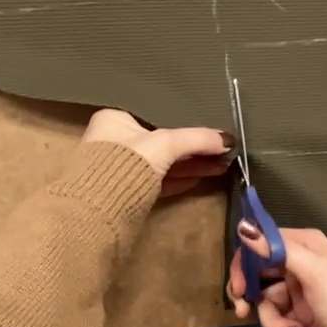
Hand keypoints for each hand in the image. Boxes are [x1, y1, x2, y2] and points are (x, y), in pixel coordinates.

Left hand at [81, 109, 232, 197]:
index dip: (185, 119)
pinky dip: (180, 177)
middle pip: (163, 139)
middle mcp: (116, 140)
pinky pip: (160, 179)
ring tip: (222, 164)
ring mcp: (121, 167)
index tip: (210, 124)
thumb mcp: (165, 144)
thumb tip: (228, 139)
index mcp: (116, 118)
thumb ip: (196, 139)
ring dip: (192, 164)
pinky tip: (202, 178)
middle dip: (194, 146)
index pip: (157, 114)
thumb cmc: (126, 164)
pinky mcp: (129, 190)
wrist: (99, 213)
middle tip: (223, 148)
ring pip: (164, 161)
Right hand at [228, 227, 326, 326]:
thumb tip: (243, 226)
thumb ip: (277, 250)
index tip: (238, 287)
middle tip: (243, 313)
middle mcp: (297, 264)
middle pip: (257, 277)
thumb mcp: (312, 270)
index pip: (261, 245)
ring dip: (275, 322)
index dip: (244, 265)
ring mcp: (296, 292)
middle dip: (252, 299)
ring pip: (266, 305)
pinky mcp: (298, 315)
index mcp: (302, 245)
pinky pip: (278, 322)